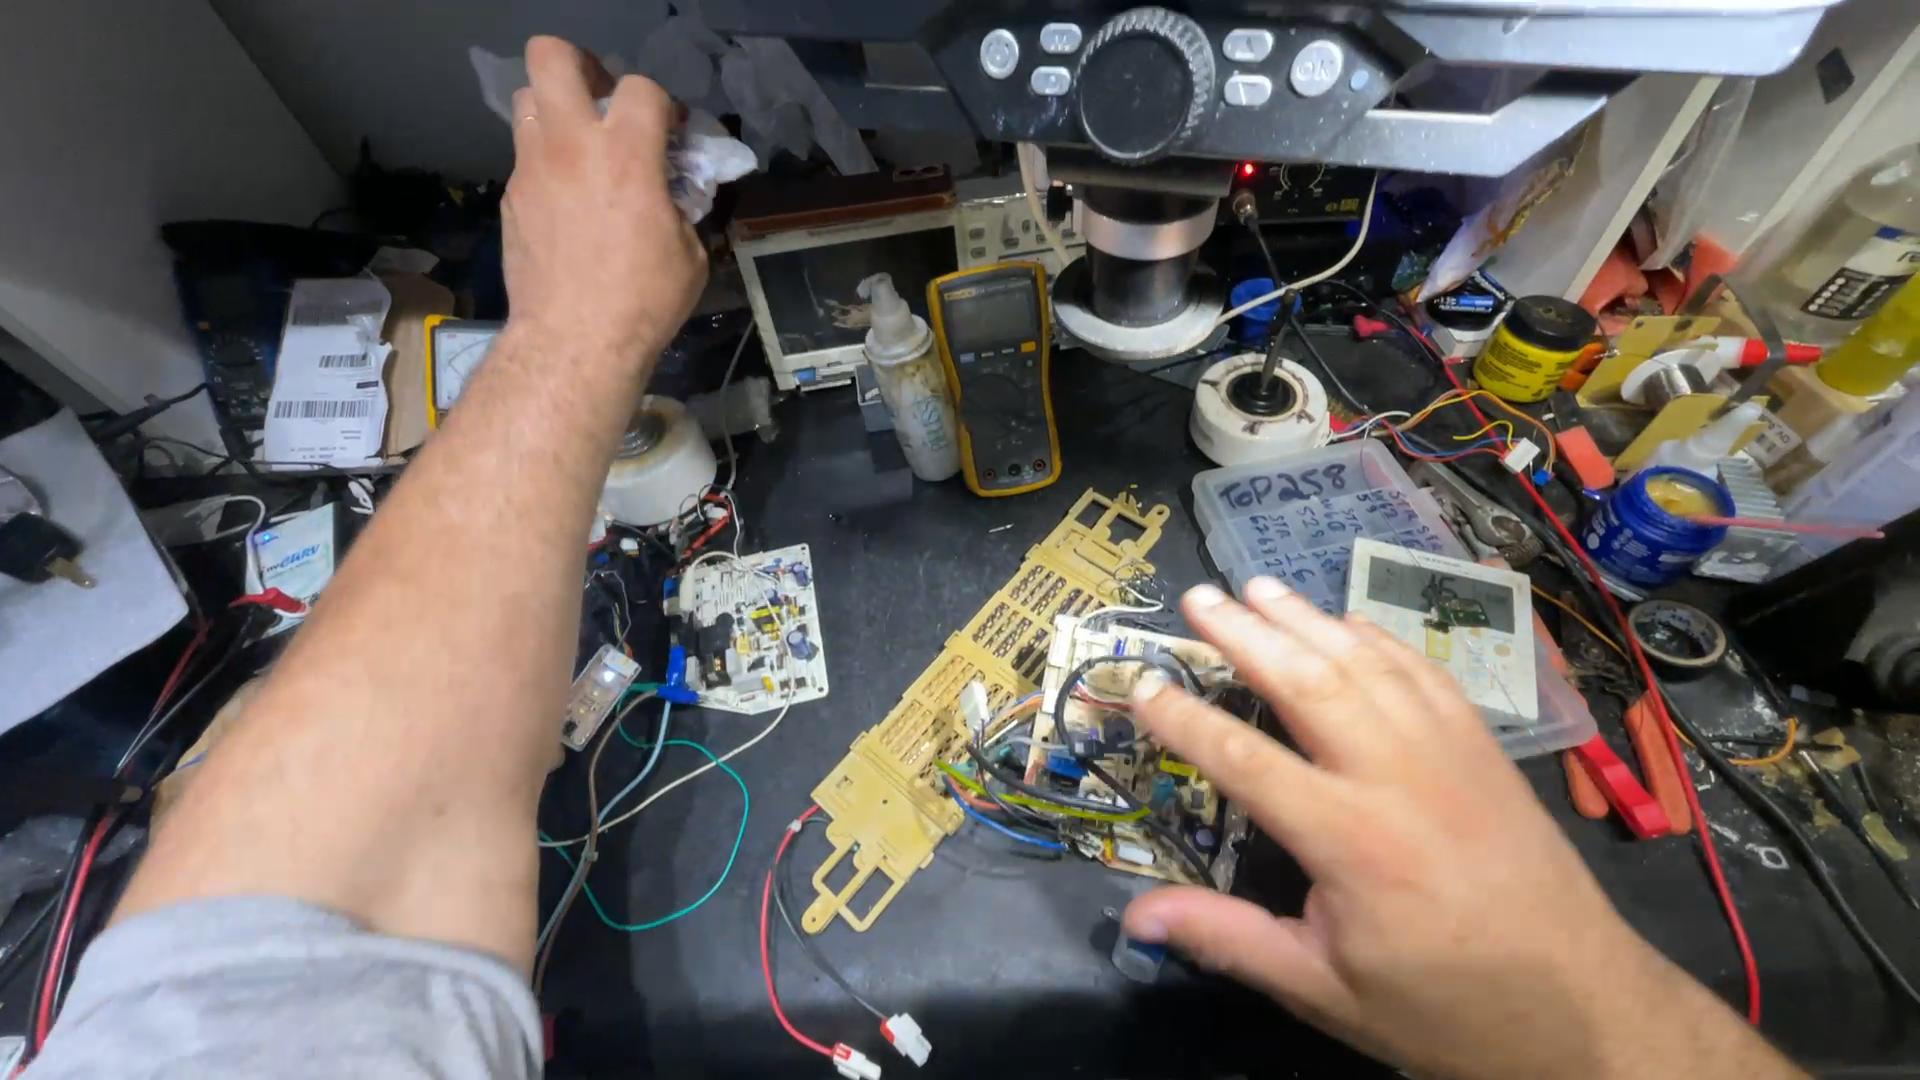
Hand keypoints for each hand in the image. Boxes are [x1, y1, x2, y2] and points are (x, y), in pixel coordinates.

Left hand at [502, 37, 707, 366]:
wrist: (576, 339)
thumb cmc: (645, 300)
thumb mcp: (690, 256)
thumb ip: (681, 209)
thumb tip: (673, 197)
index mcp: (626, 155)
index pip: (641, 87)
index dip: (662, 103)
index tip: (671, 132)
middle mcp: (571, 145)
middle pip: (553, 57)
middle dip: (581, 66)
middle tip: (602, 101)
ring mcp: (532, 169)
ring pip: (528, 100)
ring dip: (558, 111)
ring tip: (582, 149)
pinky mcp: (512, 198)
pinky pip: (528, 158)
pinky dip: (550, 166)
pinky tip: (570, 205)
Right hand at [1124, 577, 1798, 1079]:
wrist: (1590, 1015)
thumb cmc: (1443, 1007)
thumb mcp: (1323, 988)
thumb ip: (1227, 939)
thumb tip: (1136, 917)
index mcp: (1350, 840)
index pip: (1244, 760)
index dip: (1185, 719)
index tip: (1142, 684)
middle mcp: (1396, 777)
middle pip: (1307, 682)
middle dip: (1245, 634)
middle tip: (1198, 598)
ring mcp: (1447, 752)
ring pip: (1364, 663)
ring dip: (1304, 618)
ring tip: (1256, 586)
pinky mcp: (1482, 747)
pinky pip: (1422, 672)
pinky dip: (1375, 637)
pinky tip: (1342, 619)